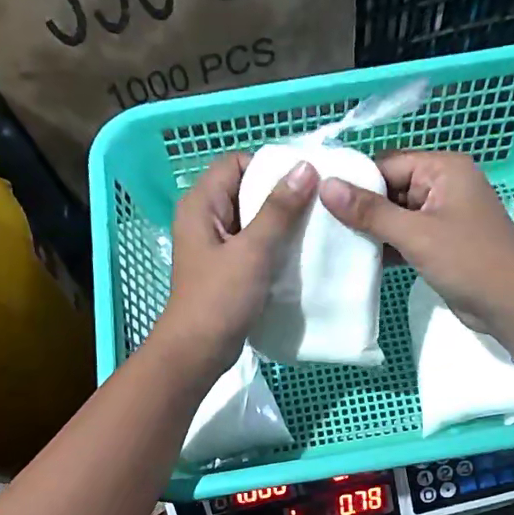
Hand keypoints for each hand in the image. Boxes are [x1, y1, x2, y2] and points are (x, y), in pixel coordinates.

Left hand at [155, 152, 317, 371]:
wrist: (198, 351)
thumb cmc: (220, 298)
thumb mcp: (253, 251)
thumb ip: (279, 210)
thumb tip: (305, 167)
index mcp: (201, 205)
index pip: (236, 162)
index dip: (268, 167)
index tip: (302, 182)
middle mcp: (204, 219)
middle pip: (245, 190)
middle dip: (279, 196)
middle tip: (314, 207)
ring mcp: (214, 246)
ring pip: (251, 220)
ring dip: (279, 224)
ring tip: (310, 231)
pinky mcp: (225, 269)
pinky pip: (252, 246)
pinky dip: (272, 247)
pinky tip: (295, 256)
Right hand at [318, 151, 513, 345]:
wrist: (513, 305)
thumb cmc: (469, 261)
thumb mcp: (416, 234)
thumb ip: (371, 212)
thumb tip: (326, 186)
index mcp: (443, 169)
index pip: (387, 163)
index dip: (354, 180)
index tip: (318, 198)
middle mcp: (442, 186)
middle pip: (389, 188)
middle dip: (359, 207)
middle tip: (320, 224)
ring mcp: (441, 217)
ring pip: (395, 216)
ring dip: (370, 231)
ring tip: (331, 243)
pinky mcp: (439, 245)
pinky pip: (404, 238)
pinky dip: (385, 248)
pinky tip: (357, 260)